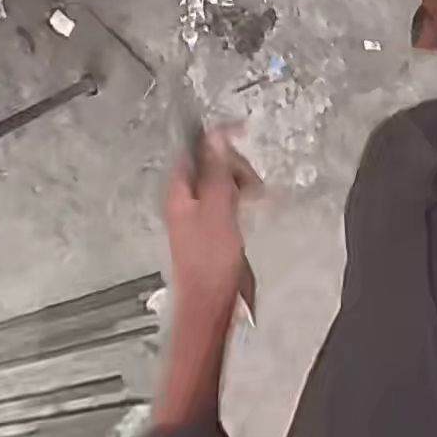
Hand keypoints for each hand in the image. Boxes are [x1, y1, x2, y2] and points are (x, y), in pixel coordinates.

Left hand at [163, 129, 258, 315]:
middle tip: (253, 182)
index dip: (217, 137)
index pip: (196, 149)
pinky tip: (251, 210)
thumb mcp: (219, 207)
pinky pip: (224, 202)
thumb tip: (215, 136)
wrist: (209, 307)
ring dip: (239, 183)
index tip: (241, 130)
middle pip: (209, 165)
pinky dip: (239, 199)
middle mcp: (184, 199)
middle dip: (234, 166)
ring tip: (257, 198)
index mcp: (180, 190)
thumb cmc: (212, 259)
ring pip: (219, 183)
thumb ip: (217, 170)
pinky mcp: (208, 230)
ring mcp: (195, 215)